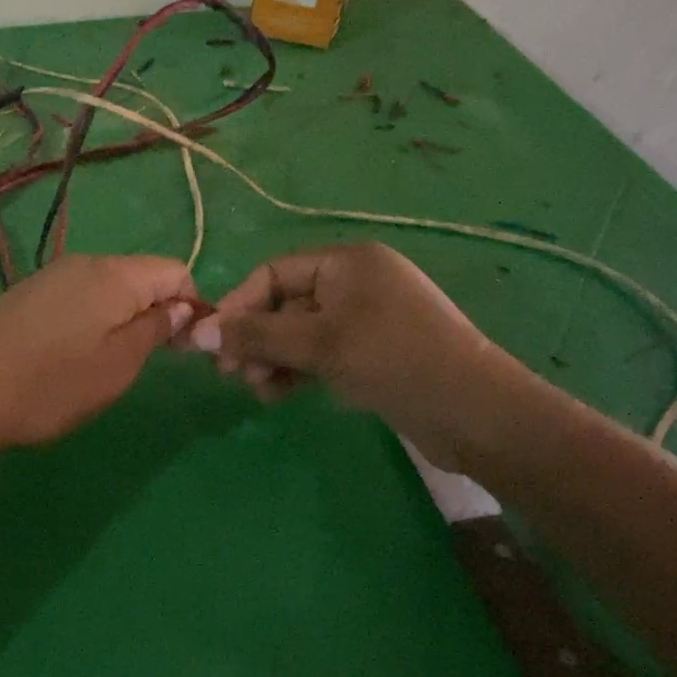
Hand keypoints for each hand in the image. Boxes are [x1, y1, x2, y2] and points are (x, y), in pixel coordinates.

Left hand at [0, 254, 197, 457]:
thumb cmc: (49, 385)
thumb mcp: (117, 367)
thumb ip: (155, 330)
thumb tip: (182, 307)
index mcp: (115, 274)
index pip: (176, 270)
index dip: (191, 305)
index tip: (184, 349)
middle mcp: (85, 262)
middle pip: (141, 274)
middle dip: (156, 310)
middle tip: (148, 361)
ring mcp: (51, 275)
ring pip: (108, 286)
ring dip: (122, 316)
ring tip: (108, 362)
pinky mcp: (27, 292)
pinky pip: (78, 295)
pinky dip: (91, 318)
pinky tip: (72, 354)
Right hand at [181, 242, 518, 470]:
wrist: (477, 414)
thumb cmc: (392, 359)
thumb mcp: (318, 344)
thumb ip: (256, 335)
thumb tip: (198, 332)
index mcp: (347, 261)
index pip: (274, 272)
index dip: (239, 304)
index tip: (214, 342)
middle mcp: (357, 281)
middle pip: (286, 302)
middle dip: (256, 337)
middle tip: (231, 374)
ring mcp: (369, 318)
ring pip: (303, 331)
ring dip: (274, 357)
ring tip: (257, 390)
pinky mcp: (378, 352)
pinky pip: (324, 352)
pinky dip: (300, 369)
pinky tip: (281, 394)